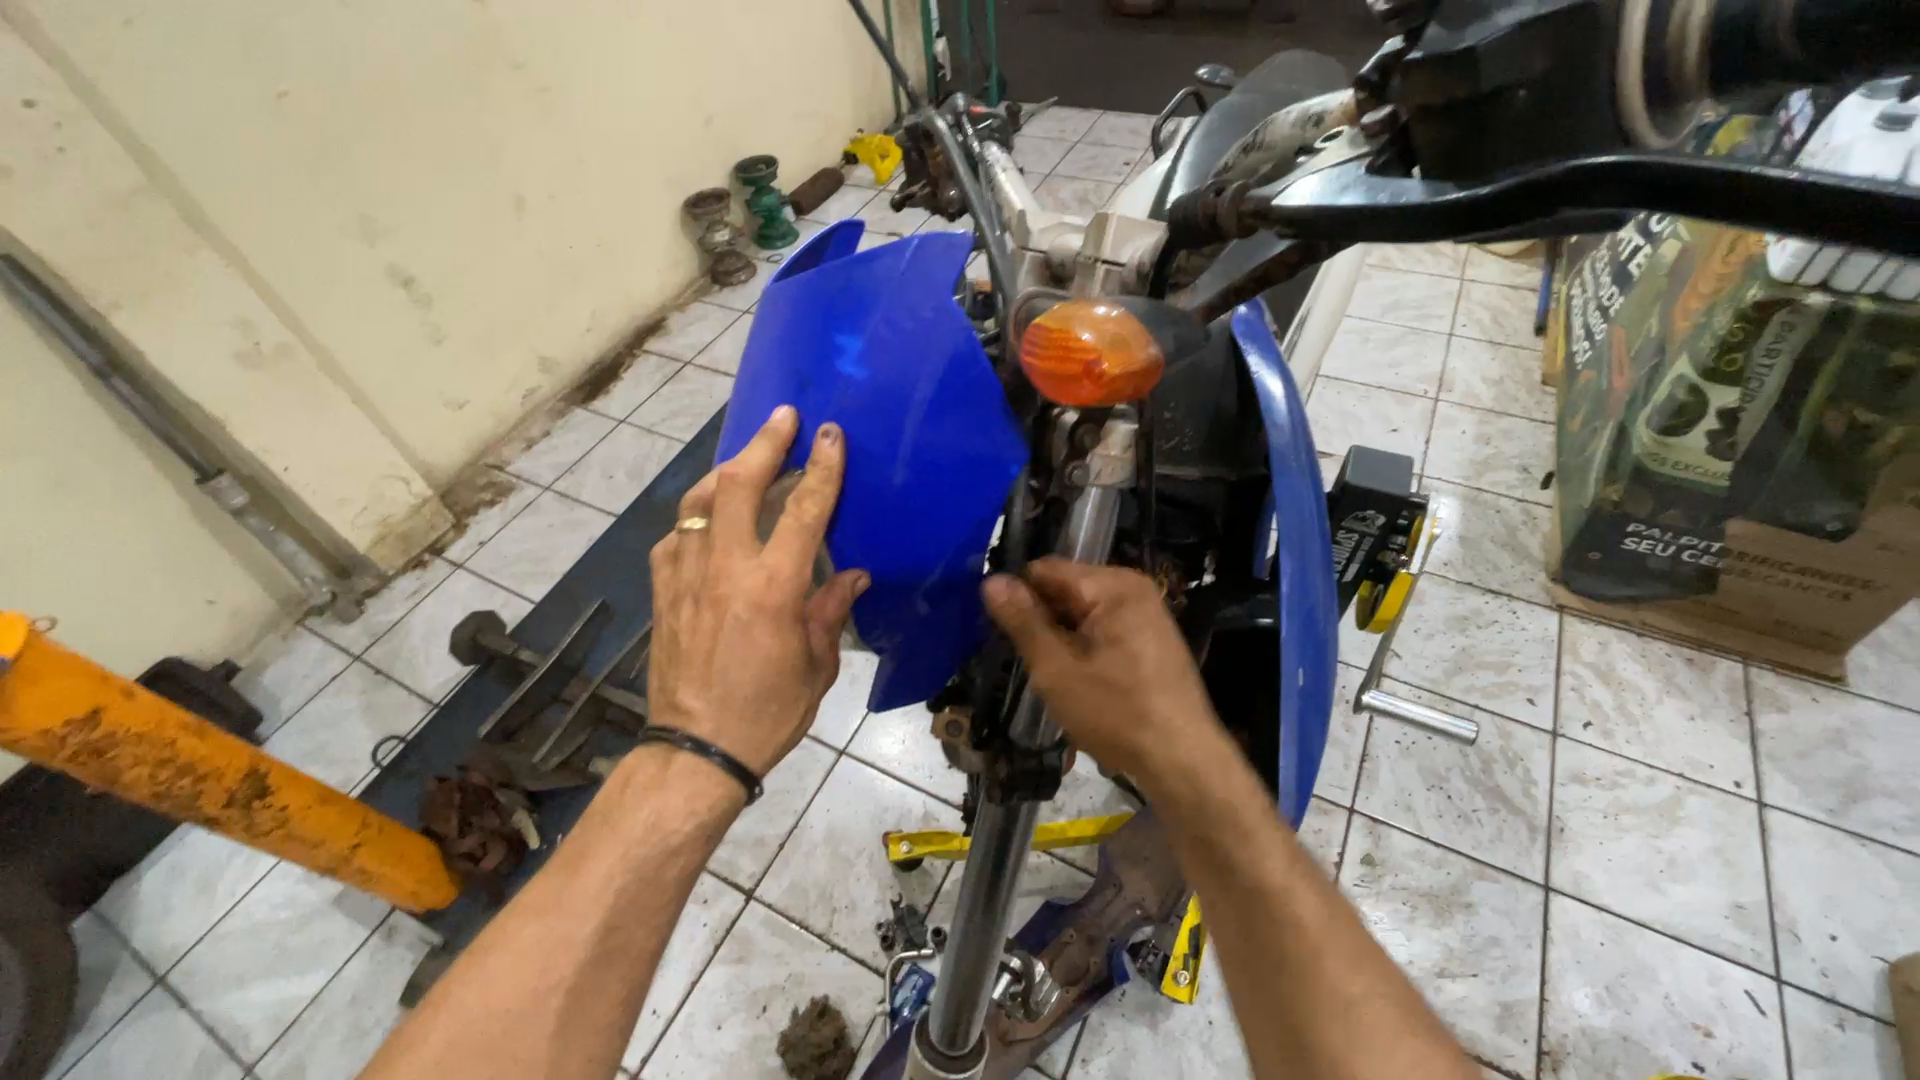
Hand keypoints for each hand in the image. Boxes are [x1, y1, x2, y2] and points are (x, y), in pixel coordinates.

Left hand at [646, 406, 868, 776]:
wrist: (696, 750)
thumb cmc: (768, 713)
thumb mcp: (817, 666)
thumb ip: (831, 611)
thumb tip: (853, 575)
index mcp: (772, 587)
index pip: (804, 509)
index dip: (822, 467)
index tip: (831, 433)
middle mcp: (725, 569)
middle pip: (740, 485)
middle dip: (764, 443)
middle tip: (783, 417)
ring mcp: (685, 576)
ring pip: (699, 502)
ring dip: (726, 471)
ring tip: (746, 458)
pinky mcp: (662, 591)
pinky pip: (676, 537)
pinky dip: (697, 518)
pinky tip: (710, 521)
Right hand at [981, 558, 1224, 788]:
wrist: (1182, 762)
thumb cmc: (1117, 713)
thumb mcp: (1057, 669)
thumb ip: (1023, 622)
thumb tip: (992, 580)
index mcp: (1113, 585)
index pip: (1044, 569)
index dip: (1017, 596)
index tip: (996, 629)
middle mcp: (1133, 589)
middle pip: (1065, 590)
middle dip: (1040, 620)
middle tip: (1021, 659)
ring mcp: (1146, 614)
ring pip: (1082, 613)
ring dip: (1060, 638)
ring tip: (1047, 674)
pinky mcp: (1150, 640)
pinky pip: (1102, 630)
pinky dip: (1083, 648)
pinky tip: (1076, 680)